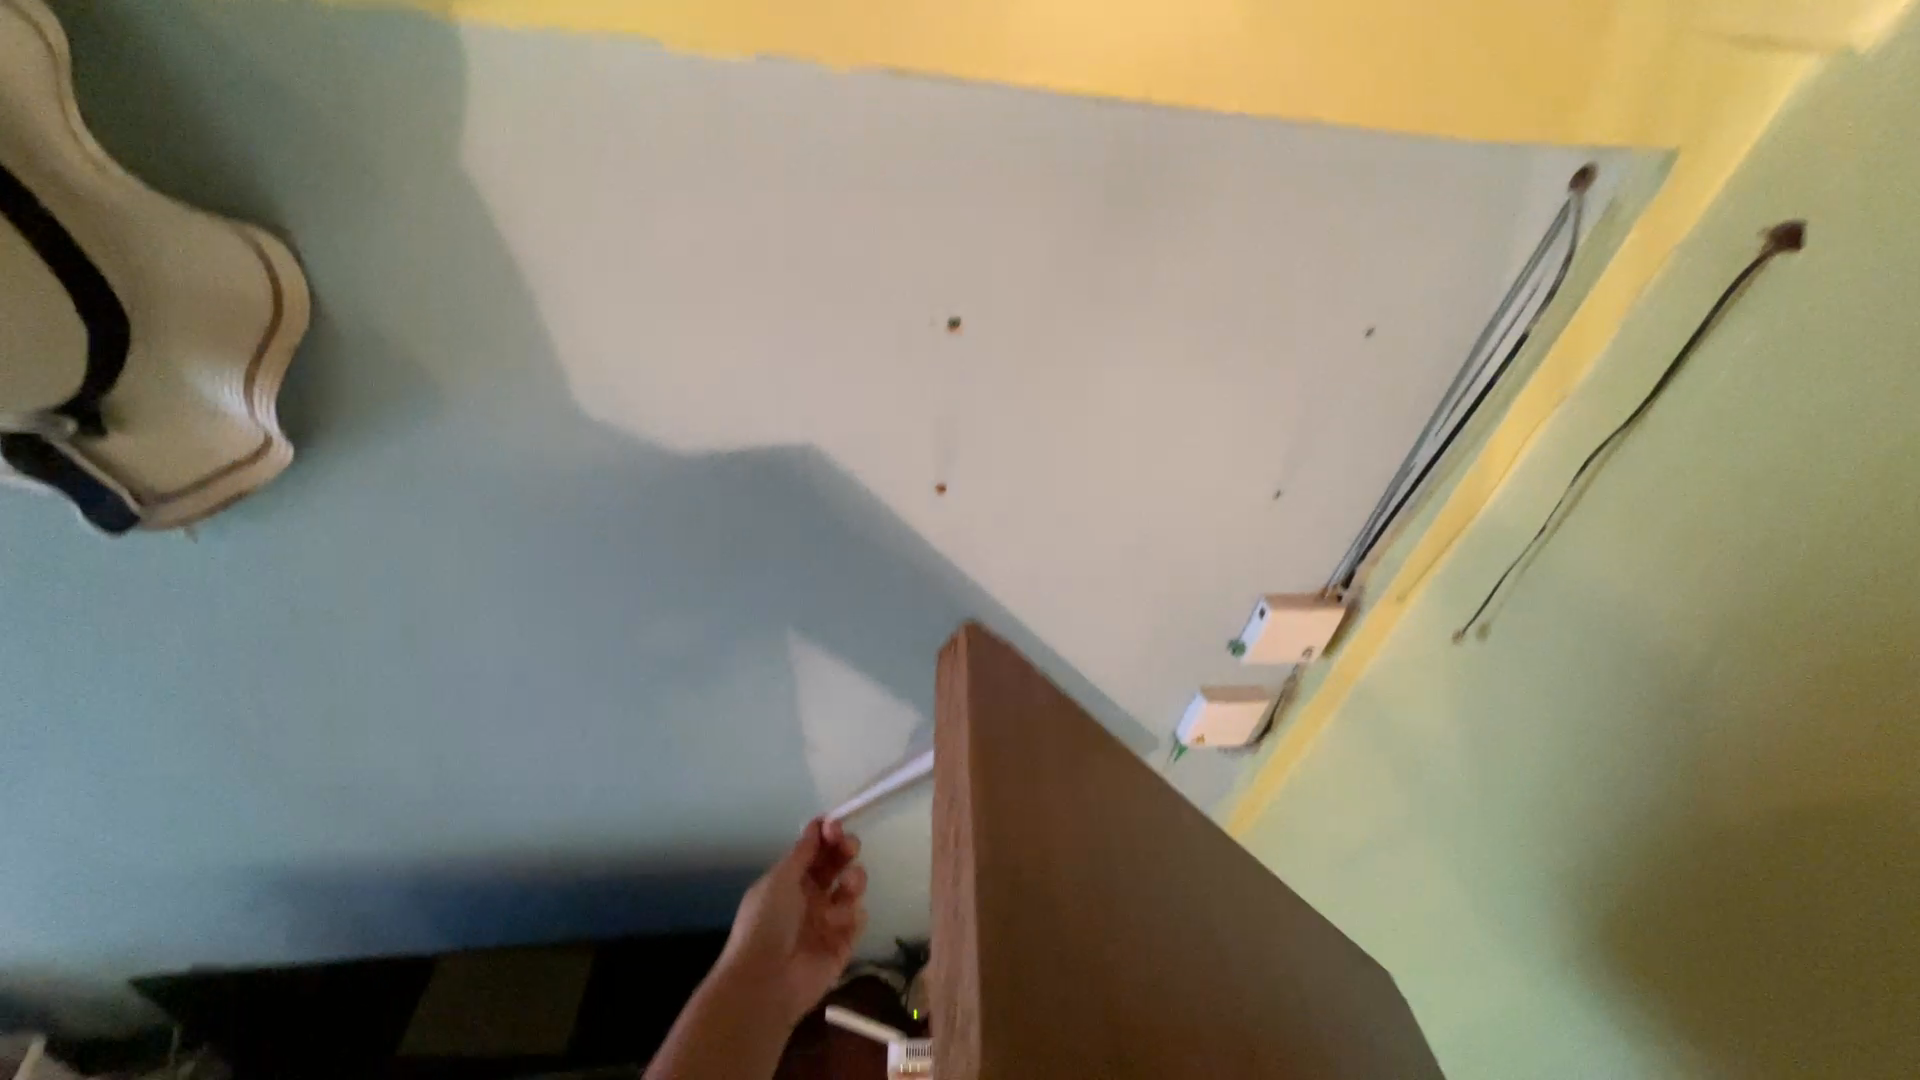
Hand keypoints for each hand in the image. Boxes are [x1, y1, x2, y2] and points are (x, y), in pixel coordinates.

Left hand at [716, 817, 868, 1028]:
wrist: (766, 980)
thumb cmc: (766, 922)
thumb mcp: (780, 879)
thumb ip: (803, 851)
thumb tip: (816, 824)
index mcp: (790, 880)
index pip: (815, 850)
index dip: (827, 835)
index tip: (835, 825)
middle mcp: (810, 897)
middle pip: (836, 865)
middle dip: (845, 851)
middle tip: (850, 847)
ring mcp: (827, 921)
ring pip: (851, 889)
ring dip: (853, 881)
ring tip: (847, 886)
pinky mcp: (842, 945)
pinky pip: (857, 920)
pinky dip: (852, 915)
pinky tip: (840, 921)